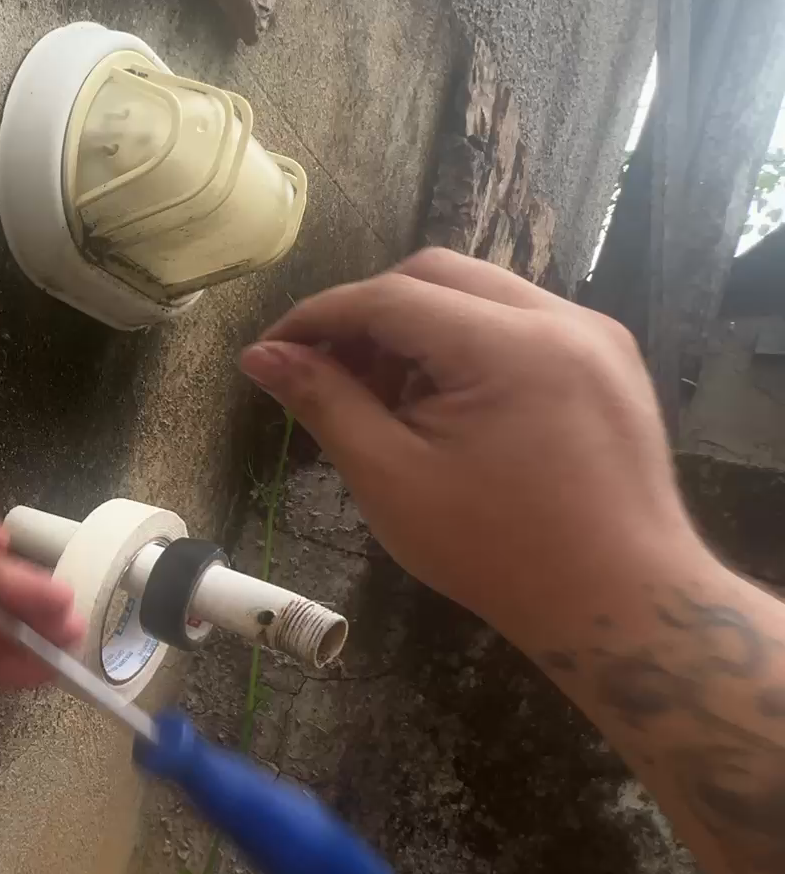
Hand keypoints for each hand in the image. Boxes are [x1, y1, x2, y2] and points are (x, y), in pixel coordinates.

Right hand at [237, 248, 701, 639]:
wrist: (616, 599)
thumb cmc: (488, 544)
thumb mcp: (384, 472)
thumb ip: (320, 400)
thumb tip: (258, 356)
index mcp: (511, 349)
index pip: (388, 297)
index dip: (314, 317)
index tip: (267, 353)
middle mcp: (562, 321)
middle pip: (431, 274)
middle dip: (360, 312)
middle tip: (318, 367)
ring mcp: (591, 336)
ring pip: (469, 291)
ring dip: (403, 325)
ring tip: (370, 390)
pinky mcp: (598, 359)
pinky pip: (504, 319)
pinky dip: (447, 341)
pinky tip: (424, 397)